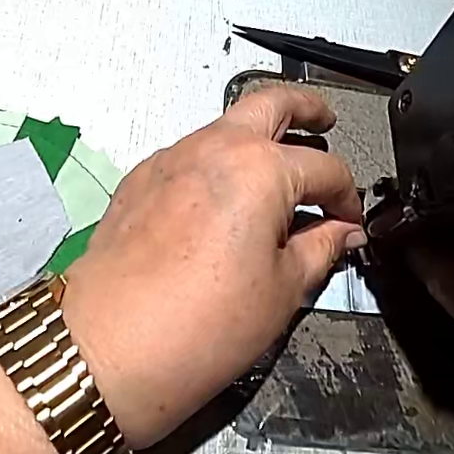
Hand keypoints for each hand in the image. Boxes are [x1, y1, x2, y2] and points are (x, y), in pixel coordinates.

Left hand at [60, 87, 363, 448]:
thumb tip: (341, 232)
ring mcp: (173, 158)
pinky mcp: (143, 178)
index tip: (349, 220)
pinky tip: (230, 199)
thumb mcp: (283, 290)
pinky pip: (194, 152)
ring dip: (260, 135)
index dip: (347, 196)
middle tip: (324, 120)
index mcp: (260, 168)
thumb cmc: (196, 326)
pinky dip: (222, 160)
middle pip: (273, 101)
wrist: (105, 352)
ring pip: (228, 124)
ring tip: (280, 169)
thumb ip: (322, 247)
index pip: (326, 167)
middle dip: (307, 107)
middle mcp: (214, 147)